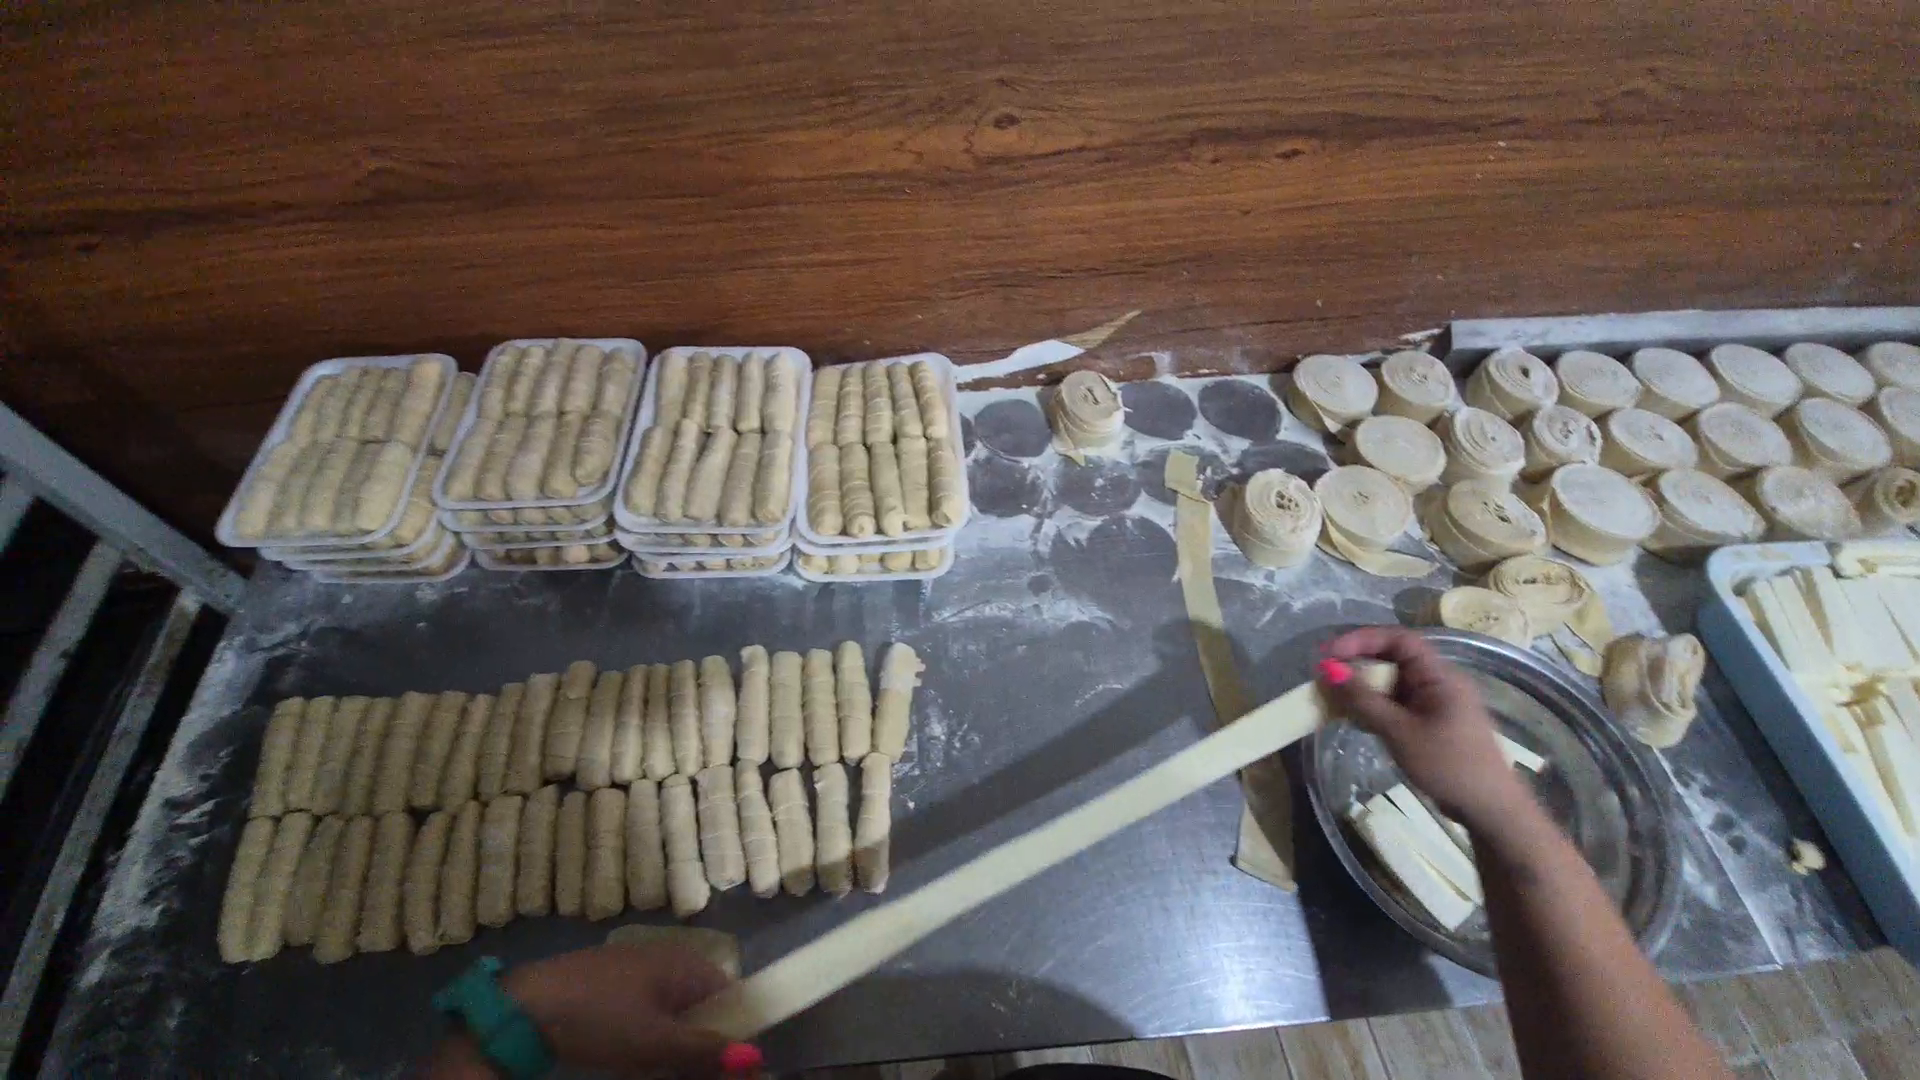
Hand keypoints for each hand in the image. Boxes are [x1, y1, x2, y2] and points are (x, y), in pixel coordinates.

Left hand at [430, 941, 748, 1078]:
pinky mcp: (615, 982)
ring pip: (676, 1011)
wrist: (526, 1005)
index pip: (731, 996)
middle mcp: (671, 958)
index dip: (736, 1033)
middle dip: (703, 1044)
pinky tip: (635, 1059)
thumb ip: (704, 1052)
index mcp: (687, 963)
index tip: (728, 1070)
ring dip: (676, 1045)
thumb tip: (757, 1061)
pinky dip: (652, 1036)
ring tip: (659, 1071)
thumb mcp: (654, 1043)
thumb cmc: (599, 1017)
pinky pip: (651, 1009)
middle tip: (688, 1076)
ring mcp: (641, 968)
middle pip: (705, 1004)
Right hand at [1317, 626, 1530, 828]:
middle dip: (1357, 663)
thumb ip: (1363, 700)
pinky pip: (1396, 703)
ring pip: (1392, 682)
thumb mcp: (1399, 732)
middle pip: (1393, 658)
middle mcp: (1439, 683)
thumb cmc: (1449, 766)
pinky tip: (1355, 718)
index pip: (1398, 640)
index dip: (1361, 639)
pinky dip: (1373, 705)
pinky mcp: (1431, 723)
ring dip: (1362, 687)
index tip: (1329, 654)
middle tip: (1325, 676)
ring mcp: (1436, 703)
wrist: (1490, 810)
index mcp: (1440, 676)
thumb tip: (1328, 670)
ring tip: (1334, 698)